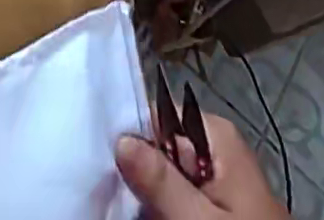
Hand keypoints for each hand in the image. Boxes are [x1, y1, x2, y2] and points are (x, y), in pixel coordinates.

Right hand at [115, 115, 288, 219]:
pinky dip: (162, 212)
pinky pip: (178, 201)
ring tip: (126, 211)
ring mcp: (215, 183)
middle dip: (138, 173)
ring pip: (165, 179)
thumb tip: (120, 138)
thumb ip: (160, 180)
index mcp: (216, 136)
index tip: (107, 161)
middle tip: (116, 196)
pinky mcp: (213, 210)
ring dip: (148, 199)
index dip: (131, 135)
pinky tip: (145, 218)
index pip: (159, 114)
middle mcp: (215, 151)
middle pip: (160, 147)